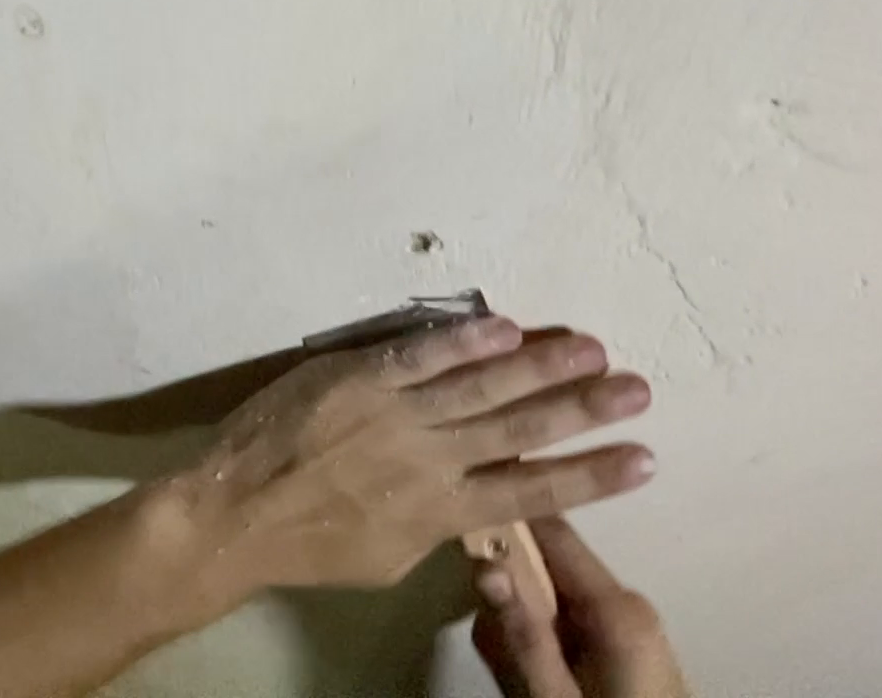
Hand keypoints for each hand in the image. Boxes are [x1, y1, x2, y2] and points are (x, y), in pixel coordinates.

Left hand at [175, 316, 653, 592]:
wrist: (236, 510)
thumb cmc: (312, 544)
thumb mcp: (390, 555)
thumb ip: (442, 524)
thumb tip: (479, 495)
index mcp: (443, 514)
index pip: (534, 492)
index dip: (593, 474)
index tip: (645, 456)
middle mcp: (431, 461)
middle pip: (522, 431)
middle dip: (585, 409)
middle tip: (636, 387)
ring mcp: (395, 413)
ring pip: (481, 387)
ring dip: (540, 366)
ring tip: (591, 348)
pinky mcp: (359, 377)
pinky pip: (420, 354)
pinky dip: (465, 341)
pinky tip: (506, 326)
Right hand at [473, 517, 689, 697]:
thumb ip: (521, 636)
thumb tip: (486, 566)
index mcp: (616, 608)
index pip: (550, 528)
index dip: (503, 518)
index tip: (457, 527)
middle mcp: (628, 602)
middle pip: (547, 561)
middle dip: (508, 589)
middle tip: (487, 633)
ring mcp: (631, 624)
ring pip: (552, 592)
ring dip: (522, 621)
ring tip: (515, 676)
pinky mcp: (628, 647)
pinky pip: (569, 619)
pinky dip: (543, 639)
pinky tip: (538, 682)